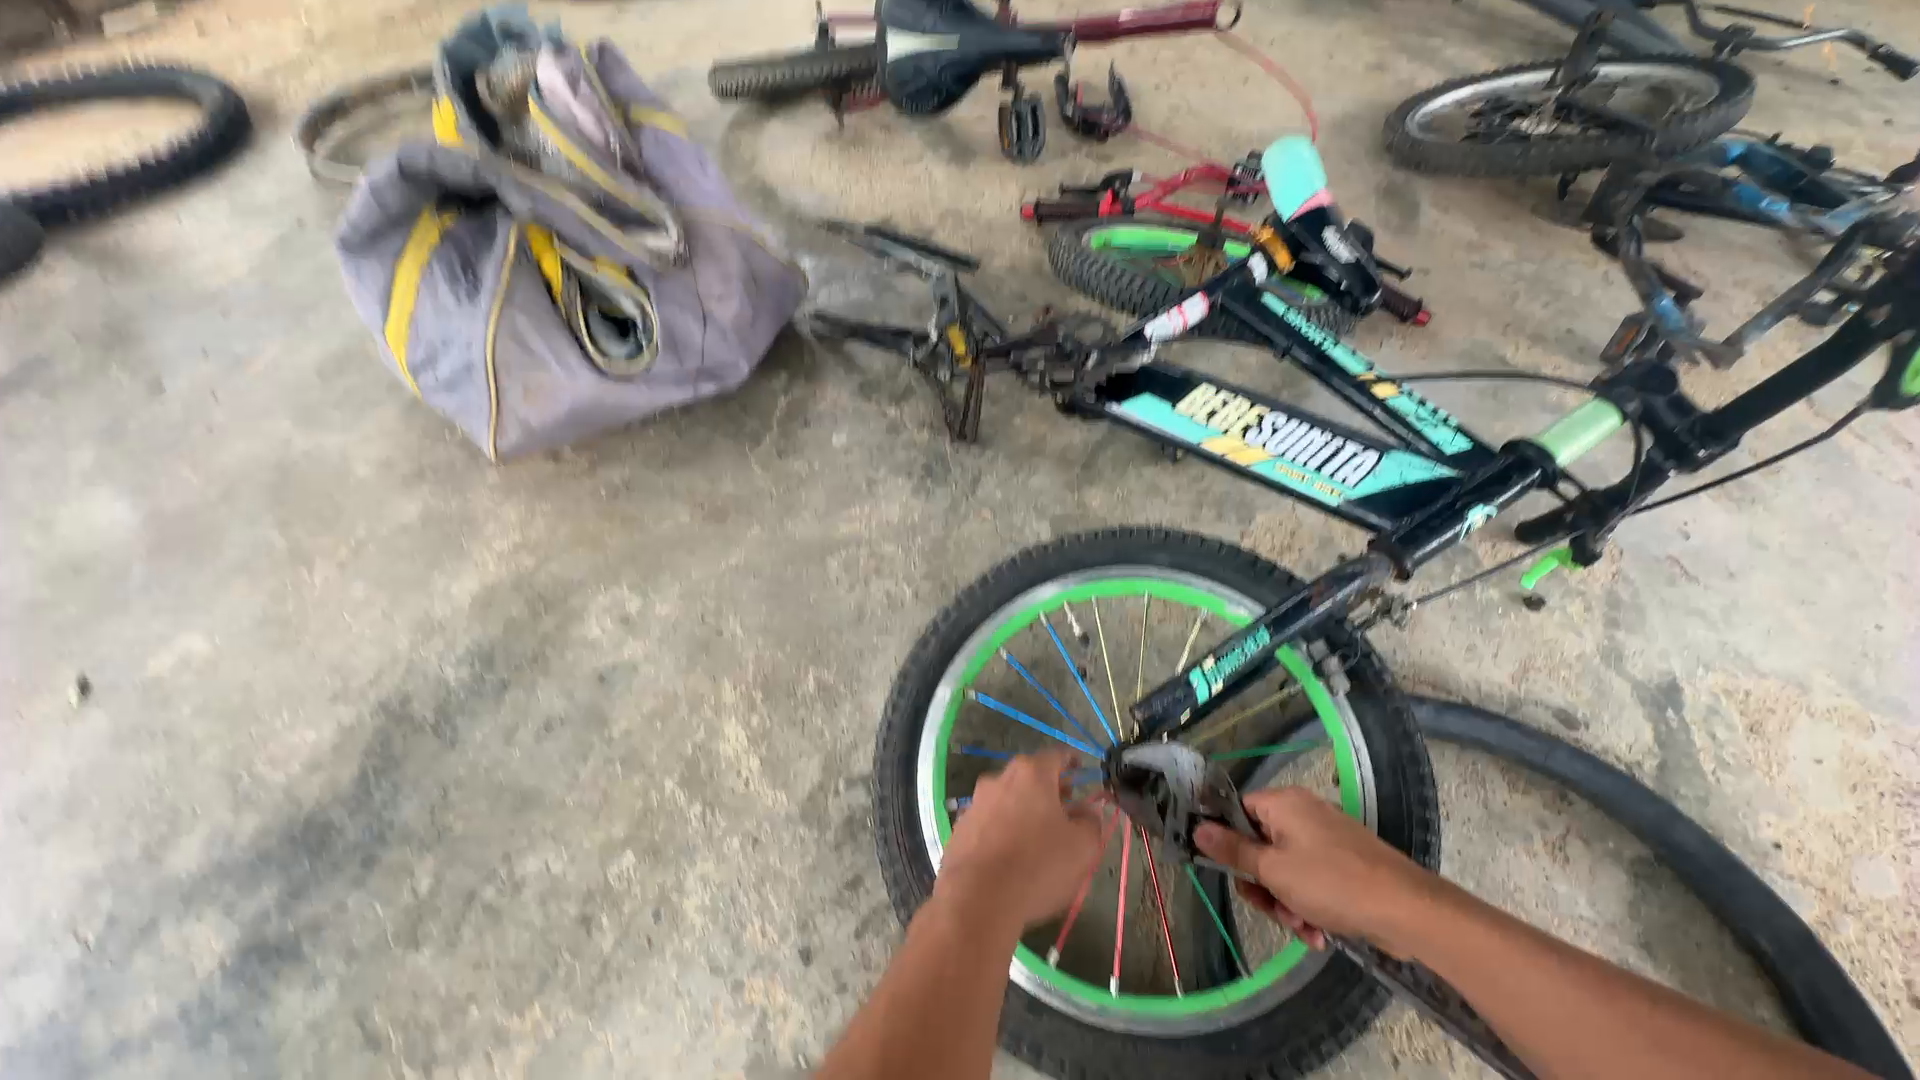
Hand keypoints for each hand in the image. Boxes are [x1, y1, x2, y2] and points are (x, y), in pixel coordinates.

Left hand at [933, 751, 1105, 937]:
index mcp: (1030, 774)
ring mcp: (974, 804)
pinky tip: (1010, 858)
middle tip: (1065, 812)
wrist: (976, 900)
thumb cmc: (1037, 867)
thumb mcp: (1083, 847)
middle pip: (1029, 777)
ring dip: (1023, 812)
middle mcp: (998, 780)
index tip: (1080, 773)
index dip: (1072, 763)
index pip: (1056, 756)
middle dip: (1048, 790)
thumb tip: (1086, 811)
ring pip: (1007, 800)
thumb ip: (1091, 822)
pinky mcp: (959, 830)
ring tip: (1038, 840)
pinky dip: (1002, 832)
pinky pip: (989, 824)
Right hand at [1194, 787, 1433, 954]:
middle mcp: (1304, 814)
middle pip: (1259, 845)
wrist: (1407, 911)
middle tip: (1270, 908)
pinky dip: (1308, 906)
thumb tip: (1197, 827)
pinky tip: (1318, 934)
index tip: (1223, 869)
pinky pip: (1310, 882)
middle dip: (1261, 884)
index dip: (1226, 839)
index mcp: (1284, 804)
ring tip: (1302, 927)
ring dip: (1285, 902)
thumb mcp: (1273, 870)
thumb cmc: (1332, 883)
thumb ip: (1232, 850)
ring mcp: (1327, 840)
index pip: (1238, 810)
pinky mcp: (1344, 865)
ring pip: (1284, 870)